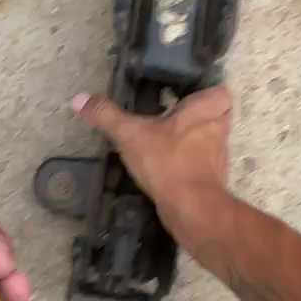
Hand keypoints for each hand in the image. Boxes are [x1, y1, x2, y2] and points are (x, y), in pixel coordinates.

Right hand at [72, 85, 234, 246]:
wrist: (192, 209)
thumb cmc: (167, 161)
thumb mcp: (130, 134)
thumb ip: (106, 115)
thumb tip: (79, 98)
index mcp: (206, 110)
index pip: (221, 92)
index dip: (207, 93)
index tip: (186, 96)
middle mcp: (219, 130)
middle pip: (217, 116)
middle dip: (199, 117)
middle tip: (174, 118)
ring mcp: (219, 157)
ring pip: (211, 141)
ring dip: (195, 141)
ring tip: (168, 143)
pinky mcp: (214, 180)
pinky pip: (204, 165)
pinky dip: (191, 165)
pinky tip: (169, 169)